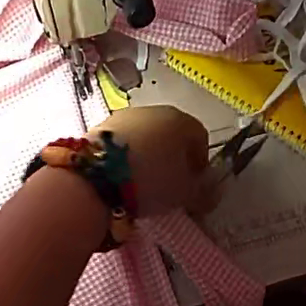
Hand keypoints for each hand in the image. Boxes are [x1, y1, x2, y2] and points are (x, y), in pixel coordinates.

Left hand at [90, 105, 210, 216]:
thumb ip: (203, 194)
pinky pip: (122, 142)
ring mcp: (124, 116)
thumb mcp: (184, 194)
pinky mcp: (99, 126)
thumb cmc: (152, 180)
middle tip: (171, 184)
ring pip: (145, 136)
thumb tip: (210, 195)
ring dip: (148, 155)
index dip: (201, 161)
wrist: (94, 177)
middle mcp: (153, 111)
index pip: (200, 136)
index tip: (195, 182)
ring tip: (143, 182)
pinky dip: (126, 156)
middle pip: (171, 133)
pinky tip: (122, 176)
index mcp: (180, 120)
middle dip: (174, 157)